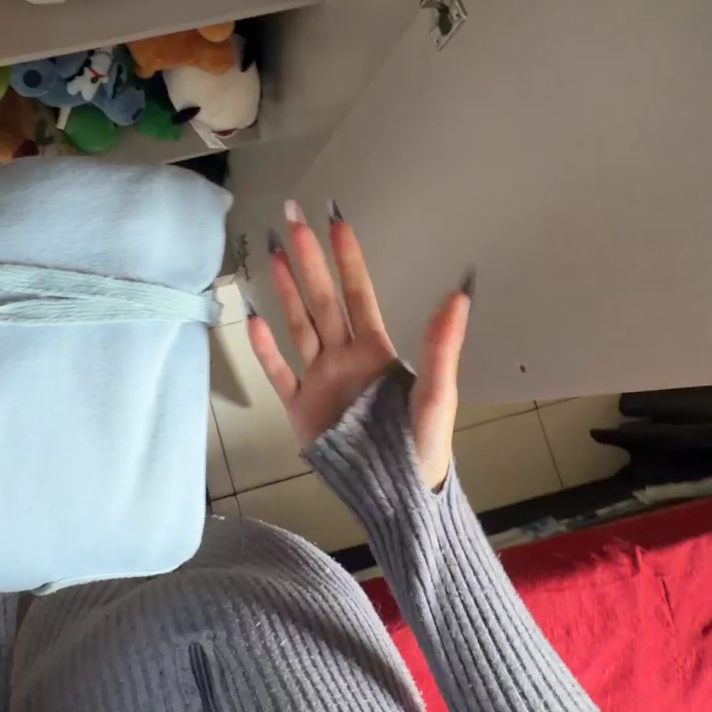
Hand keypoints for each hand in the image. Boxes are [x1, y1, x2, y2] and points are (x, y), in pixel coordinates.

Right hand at [247, 200, 471, 489]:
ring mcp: (318, 379)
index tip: (335, 220)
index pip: (357, 293)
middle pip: (321, 299)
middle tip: (292, 218)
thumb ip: (442, 345)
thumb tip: (459, 294)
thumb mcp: (437, 395)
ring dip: (285, 290)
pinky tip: (253, 317)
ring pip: (298, 325)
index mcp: (376, 350)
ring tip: (271, 253)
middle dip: (308, 258)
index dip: (346, 257)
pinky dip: (265, 347)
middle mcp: (343, 356)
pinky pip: (278, 372)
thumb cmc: (421, 446)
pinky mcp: (299, 407)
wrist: (394, 492)